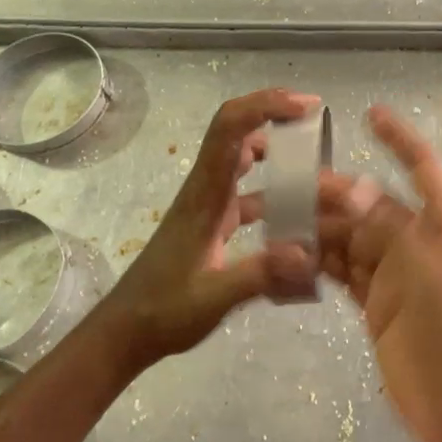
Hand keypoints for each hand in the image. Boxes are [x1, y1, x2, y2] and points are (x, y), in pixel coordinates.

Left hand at [96, 88, 320, 367]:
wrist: (123, 336)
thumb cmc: (162, 312)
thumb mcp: (212, 298)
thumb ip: (259, 274)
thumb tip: (308, 252)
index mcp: (205, 194)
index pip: (230, 129)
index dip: (266, 106)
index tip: (304, 107)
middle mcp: (207, 189)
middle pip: (238, 131)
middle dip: (276, 115)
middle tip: (315, 121)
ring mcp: (210, 206)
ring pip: (245, 160)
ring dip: (279, 154)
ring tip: (318, 167)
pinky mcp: (214, 224)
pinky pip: (251, 194)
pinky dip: (277, 195)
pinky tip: (302, 218)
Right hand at [316, 106, 441, 441]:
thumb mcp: (424, 269)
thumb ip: (387, 226)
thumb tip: (352, 185)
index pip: (424, 167)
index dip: (400, 138)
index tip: (372, 113)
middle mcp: (422, 241)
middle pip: (375, 205)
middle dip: (335, 193)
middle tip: (284, 188)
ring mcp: (400, 276)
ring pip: (355, 239)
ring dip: (320, 230)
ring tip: (275, 223)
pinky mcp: (381, 307)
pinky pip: (347, 273)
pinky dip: (322, 264)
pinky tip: (291, 258)